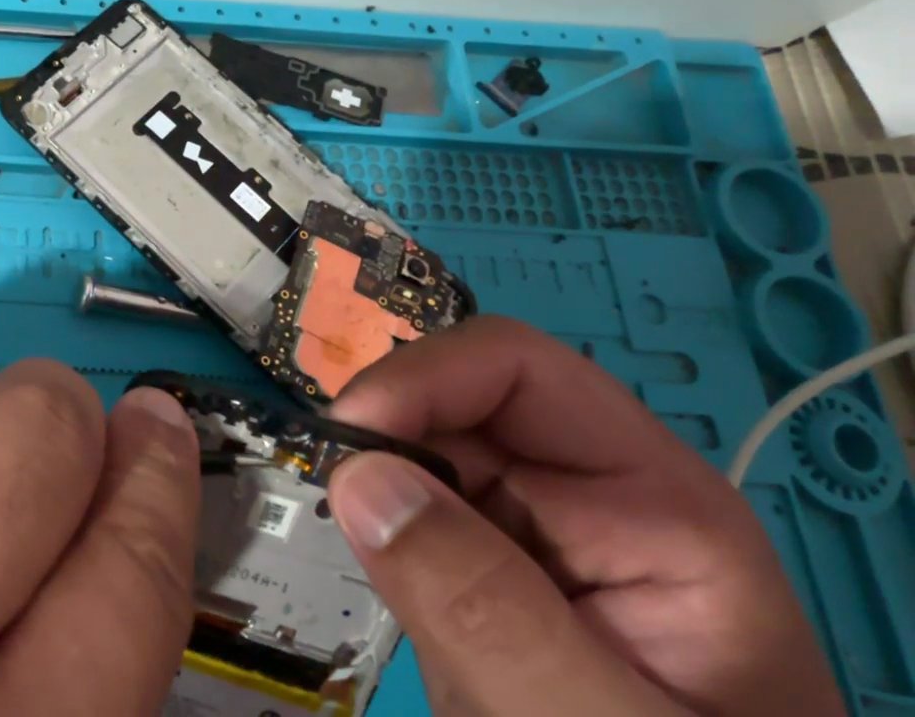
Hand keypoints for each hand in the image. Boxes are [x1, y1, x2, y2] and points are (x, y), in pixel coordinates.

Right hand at [324, 316, 844, 716]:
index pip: (516, 368)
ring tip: (359, 560)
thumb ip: (490, 613)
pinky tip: (377, 577)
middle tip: (330, 509)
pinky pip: (412, 508)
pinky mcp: (490, 567)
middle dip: (380, 437)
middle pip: (454, 401)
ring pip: (421, 451)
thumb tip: (357, 477)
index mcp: (651, 500)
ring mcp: (534, 531)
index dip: (420, 379)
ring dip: (370, 485)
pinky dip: (371, 525)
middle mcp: (588, 494)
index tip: (344, 447)